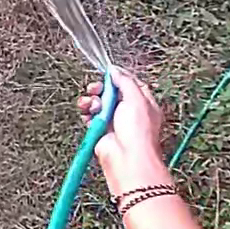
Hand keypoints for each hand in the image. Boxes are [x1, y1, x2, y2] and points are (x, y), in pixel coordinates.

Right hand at [77, 68, 172, 195]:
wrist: (127, 158)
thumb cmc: (138, 132)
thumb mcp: (136, 98)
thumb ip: (124, 81)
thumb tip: (114, 70)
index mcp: (143, 102)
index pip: (129, 83)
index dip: (117, 77)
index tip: (107, 72)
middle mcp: (129, 111)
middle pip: (111, 91)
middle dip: (101, 88)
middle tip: (96, 89)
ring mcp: (114, 120)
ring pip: (98, 102)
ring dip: (92, 100)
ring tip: (92, 105)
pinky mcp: (101, 129)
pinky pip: (90, 115)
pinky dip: (86, 112)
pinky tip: (87, 112)